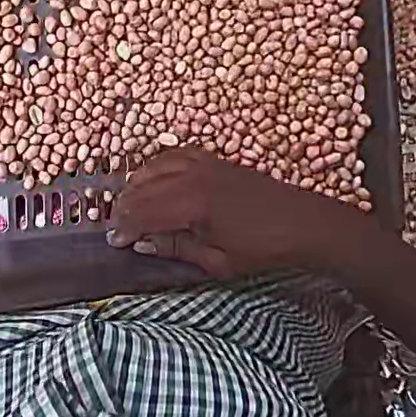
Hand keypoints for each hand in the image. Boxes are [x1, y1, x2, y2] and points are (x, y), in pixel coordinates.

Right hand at [106, 148, 380, 278]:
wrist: (302, 222)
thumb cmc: (262, 249)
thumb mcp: (218, 261)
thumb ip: (176, 248)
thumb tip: (141, 244)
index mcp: (193, 204)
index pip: (143, 212)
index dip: (124, 227)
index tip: (113, 241)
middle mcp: (192, 176)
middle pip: (143, 187)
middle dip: (124, 207)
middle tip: (117, 227)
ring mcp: (203, 163)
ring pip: (153, 166)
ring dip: (136, 185)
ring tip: (129, 205)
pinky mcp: (213, 159)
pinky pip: (173, 155)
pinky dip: (156, 166)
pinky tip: (152, 179)